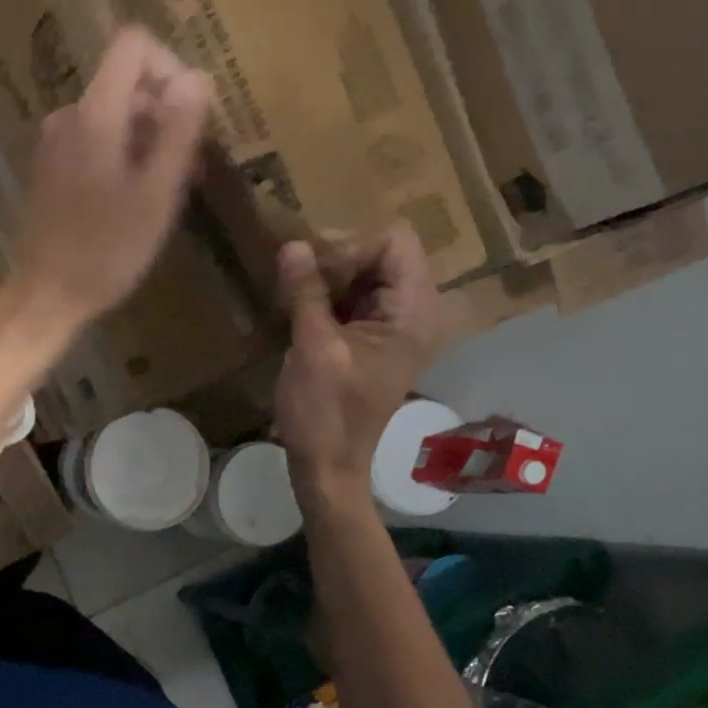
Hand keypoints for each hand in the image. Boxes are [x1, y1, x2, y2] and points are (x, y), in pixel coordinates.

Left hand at [9, 28, 212, 334]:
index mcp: (94, 114)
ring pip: (112, 118)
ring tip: (169, 191)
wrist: (45, 297)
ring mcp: (53, 146)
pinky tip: (135, 203)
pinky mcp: (49, 172)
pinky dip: (122, 159)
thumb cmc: (106, 252)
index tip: (192, 117)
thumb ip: (179, 131)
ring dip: (147, 142)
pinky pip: (94, 144)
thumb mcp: (156, 194)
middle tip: (192, 168)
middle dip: (165, 114)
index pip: (134, 46)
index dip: (171, 68)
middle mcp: (68, 118)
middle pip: (126, 85)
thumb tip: (198, 78)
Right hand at [274, 224, 449, 497]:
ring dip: (328, 277)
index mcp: (413, 313)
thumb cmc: (326, 413)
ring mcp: (393, 326)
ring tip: (295, 296)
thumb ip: (307, 293)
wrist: (328, 467)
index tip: (315, 277)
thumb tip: (294, 243)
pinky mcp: (372, 339)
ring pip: (365, 272)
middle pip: (382, 251)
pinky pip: (355, 297)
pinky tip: (300, 310)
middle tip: (298, 284)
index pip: (395, 241)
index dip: (351, 247)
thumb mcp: (313, 349)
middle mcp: (413, 312)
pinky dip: (328, 296)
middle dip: (338, 259)